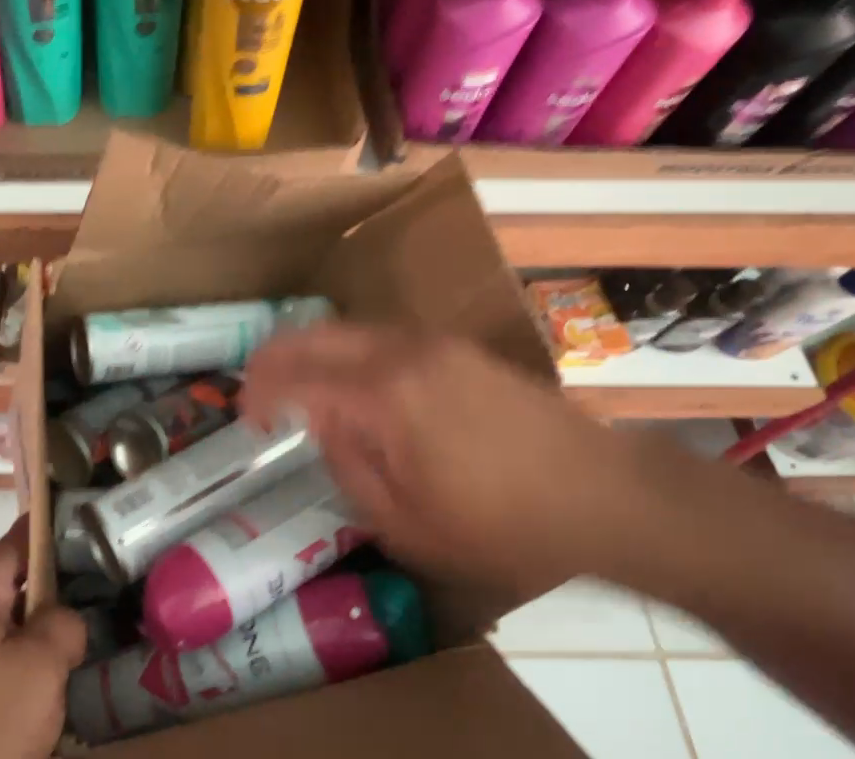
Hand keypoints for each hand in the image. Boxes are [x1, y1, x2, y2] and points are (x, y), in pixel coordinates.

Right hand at [240, 323, 644, 590]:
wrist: (607, 494)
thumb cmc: (504, 524)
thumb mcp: (408, 524)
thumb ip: (349, 468)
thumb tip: (323, 426)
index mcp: (384, 395)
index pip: (297, 377)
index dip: (261, 395)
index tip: (247, 419)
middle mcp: (402, 351)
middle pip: (315, 334)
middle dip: (274, 358)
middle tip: (255, 390)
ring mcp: (434, 343)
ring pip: (349, 329)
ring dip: (312, 351)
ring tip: (296, 385)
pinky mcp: (459, 348)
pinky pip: (383, 337)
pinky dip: (349, 352)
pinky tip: (353, 384)